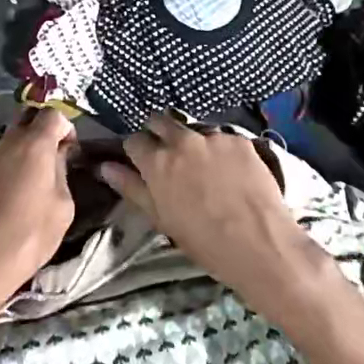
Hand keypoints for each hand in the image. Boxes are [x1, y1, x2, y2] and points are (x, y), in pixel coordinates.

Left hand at [0, 108, 77, 337]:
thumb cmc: (30, 235)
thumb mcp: (63, 206)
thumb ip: (63, 171)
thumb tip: (59, 156)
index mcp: (34, 144)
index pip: (53, 113)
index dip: (67, 126)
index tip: (73, 149)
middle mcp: (9, 143)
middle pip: (28, 115)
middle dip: (45, 126)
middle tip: (57, 152)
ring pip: (13, 135)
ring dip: (29, 144)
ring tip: (42, 173)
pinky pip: (3, 155)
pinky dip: (15, 160)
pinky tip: (22, 187)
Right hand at [98, 116, 329, 308]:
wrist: (259, 242)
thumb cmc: (204, 240)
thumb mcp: (161, 218)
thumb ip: (132, 187)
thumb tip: (105, 166)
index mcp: (157, 161)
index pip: (134, 140)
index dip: (137, 151)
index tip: (142, 162)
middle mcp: (183, 141)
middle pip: (161, 121)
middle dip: (159, 133)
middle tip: (170, 156)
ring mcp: (214, 137)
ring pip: (194, 129)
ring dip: (193, 142)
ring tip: (206, 168)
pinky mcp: (240, 139)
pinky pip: (223, 138)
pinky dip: (222, 150)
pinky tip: (231, 172)